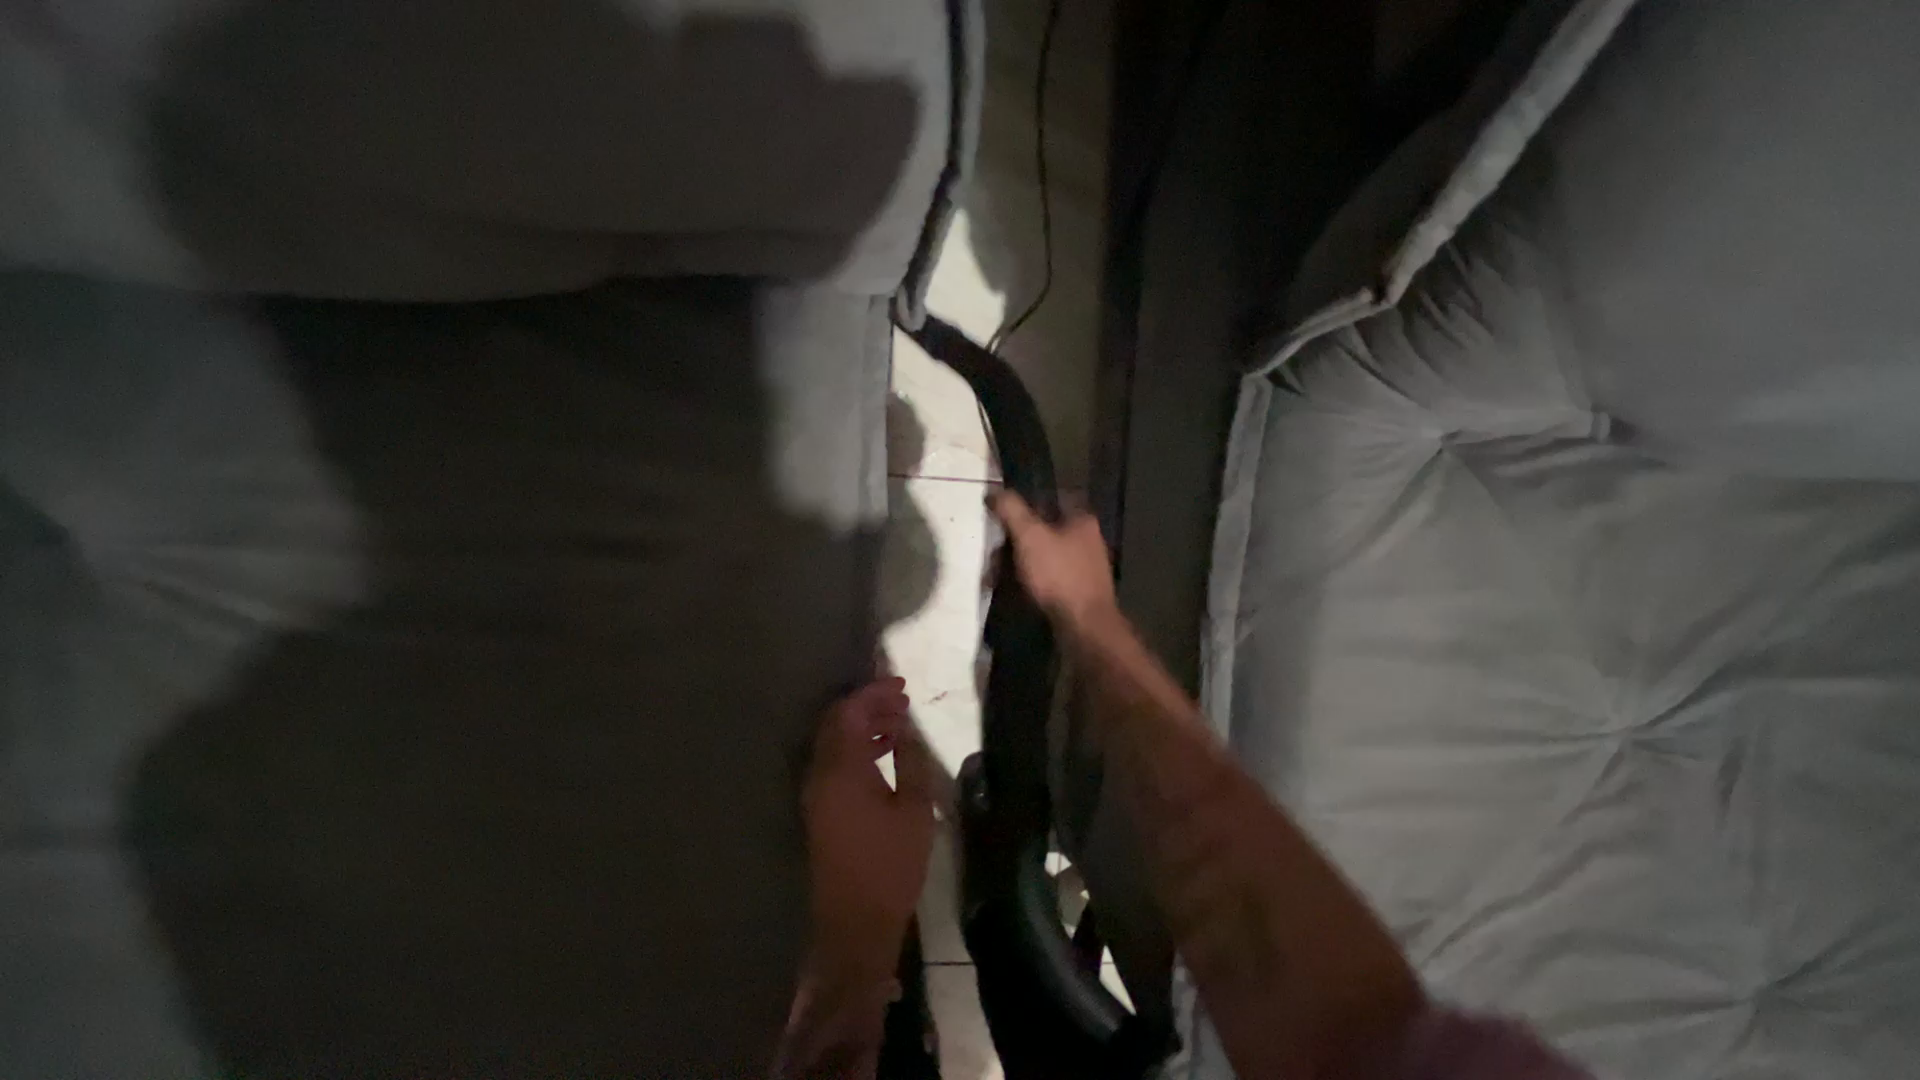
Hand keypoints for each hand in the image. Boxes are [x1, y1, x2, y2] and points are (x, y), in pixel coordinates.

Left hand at [802, 677, 937, 966]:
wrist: (856, 922)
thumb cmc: (891, 865)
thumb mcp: (915, 810)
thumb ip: (911, 760)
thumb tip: (904, 729)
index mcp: (841, 769)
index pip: (850, 712)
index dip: (874, 693)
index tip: (902, 686)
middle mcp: (820, 773)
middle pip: (837, 723)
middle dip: (868, 705)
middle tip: (902, 700)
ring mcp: (815, 792)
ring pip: (834, 742)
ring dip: (862, 727)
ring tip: (899, 723)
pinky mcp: (818, 808)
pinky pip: (833, 762)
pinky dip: (856, 748)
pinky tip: (884, 753)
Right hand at [989, 492, 1117, 628]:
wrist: (1085, 627)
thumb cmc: (1059, 575)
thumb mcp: (1030, 536)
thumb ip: (1011, 511)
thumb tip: (994, 492)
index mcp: (1081, 519)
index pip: (1049, 499)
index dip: (1022, 506)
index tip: (999, 518)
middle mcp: (1086, 540)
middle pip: (1041, 531)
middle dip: (1012, 544)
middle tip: (993, 559)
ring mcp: (1083, 568)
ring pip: (1040, 557)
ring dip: (1015, 567)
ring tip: (994, 581)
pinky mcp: (1077, 593)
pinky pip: (1046, 580)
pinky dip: (1027, 584)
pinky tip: (1010, 594)